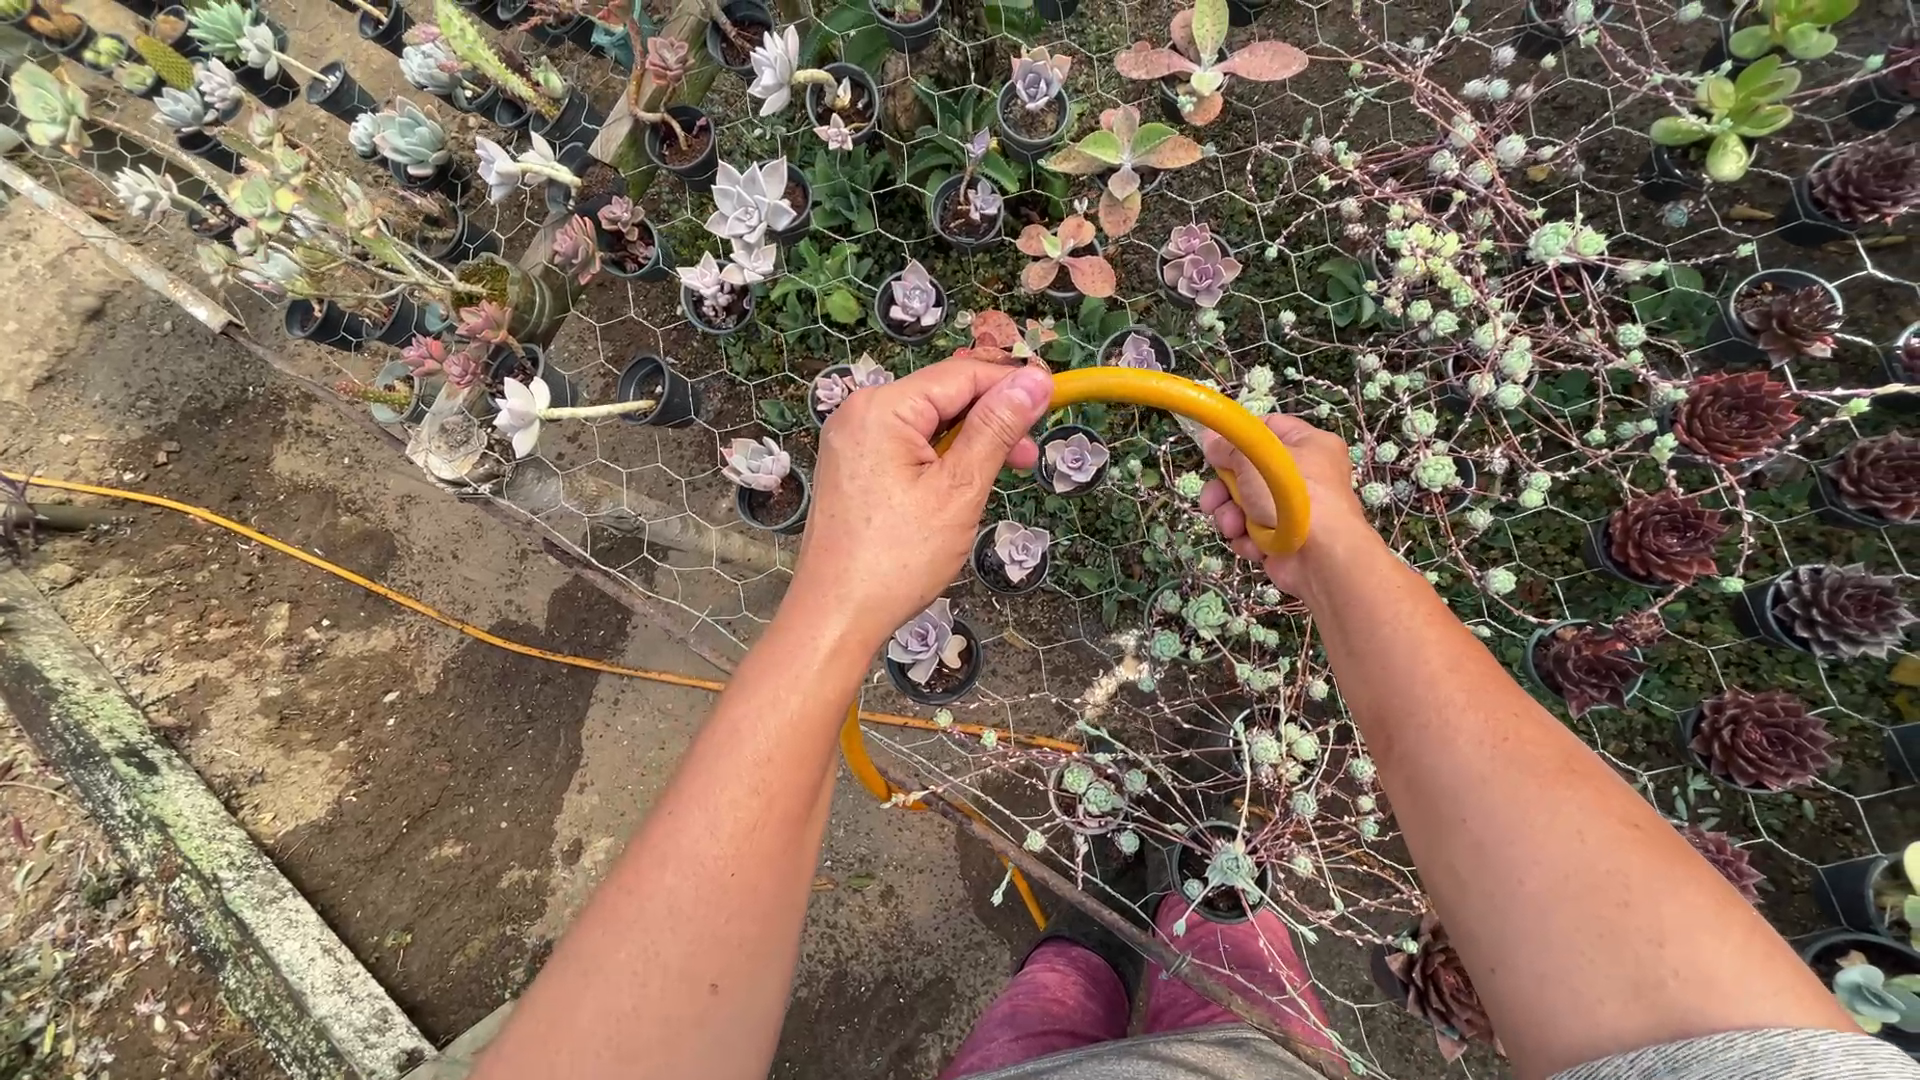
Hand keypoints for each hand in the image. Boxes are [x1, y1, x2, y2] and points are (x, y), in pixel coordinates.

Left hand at [789, 358, 1053, 646]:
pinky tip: (960, 487)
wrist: (837, 616)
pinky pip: (907, 447)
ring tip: (1001, 477)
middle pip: (942, 396)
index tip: (1055, 398)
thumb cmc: (899, 558)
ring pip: (927, 424)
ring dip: (969, 443)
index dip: (1012, 383)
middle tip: (1029, 456)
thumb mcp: (959, 490)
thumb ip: (997, 429)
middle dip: (991, 419)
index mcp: (883, 408)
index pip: (961, 374)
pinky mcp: (853, 468)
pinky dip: (940, 460)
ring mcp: (852, 441)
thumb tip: (1035, 381)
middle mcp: (860, 412)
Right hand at [1198, 415, 1381, 601]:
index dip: (1240, 438)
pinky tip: (1252, 543)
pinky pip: (1251, 531)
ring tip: (1233, 526)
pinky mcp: (1282, 538)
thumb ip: (1228, 446)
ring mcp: (1293, 510)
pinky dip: (1246, 538)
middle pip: (1248, 472)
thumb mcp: (1255, 458)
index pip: (1269, 429)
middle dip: (1224, 489)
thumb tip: (1210, 440)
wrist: (1321, 556)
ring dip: (1231, 516)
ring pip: (1243, 505)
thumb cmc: (1293, 495)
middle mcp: (1304, 475)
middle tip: (1212, 499)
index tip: (1215, 450)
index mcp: (1309, 445)